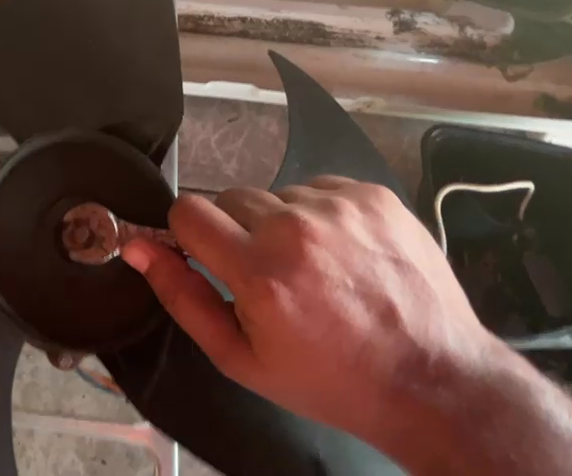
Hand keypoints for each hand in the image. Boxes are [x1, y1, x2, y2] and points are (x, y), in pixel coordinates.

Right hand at [121, 177, 499, 445]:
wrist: (434, 382)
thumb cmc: (330, 380)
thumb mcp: (243, 359)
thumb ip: (181, 296)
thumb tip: (137, 246)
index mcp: (259, 271)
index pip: (189, 211)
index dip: (192, 235)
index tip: (212, 259)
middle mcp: (296, 228)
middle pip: (232, 199)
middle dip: (240, 233)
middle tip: (272, 277)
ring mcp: (339, 206)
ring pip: (277, 196)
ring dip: (284, 225)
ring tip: (319, 271)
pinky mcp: (372, 195)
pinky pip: (320, 188)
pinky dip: (322, 216)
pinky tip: (346, 255)